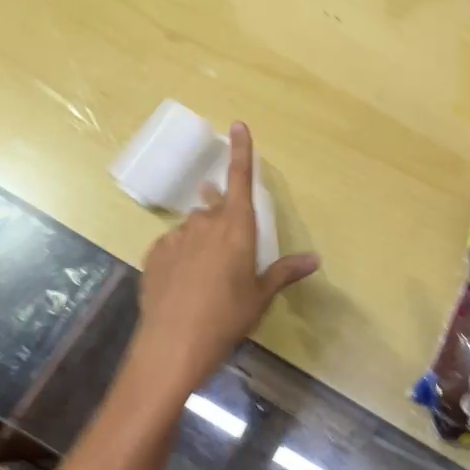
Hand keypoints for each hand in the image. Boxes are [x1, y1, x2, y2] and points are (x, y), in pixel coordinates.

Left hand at [126, 122, 318, 395]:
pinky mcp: (154, 256)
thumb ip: (285, 272)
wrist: (173, 345)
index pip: (241, 180)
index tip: (238, 124)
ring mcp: (175, 239)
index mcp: (236, 229)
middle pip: (216, 207)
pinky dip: (183, 257)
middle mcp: (204, 225)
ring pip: (194, 228)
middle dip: (223, 213)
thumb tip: (315, 258)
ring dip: (203, 239)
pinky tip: (186, 282)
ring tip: (208, 272)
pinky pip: (173, 247)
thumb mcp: (261, 296)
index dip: (242, 152)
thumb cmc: (227, 317)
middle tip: (231, 241)